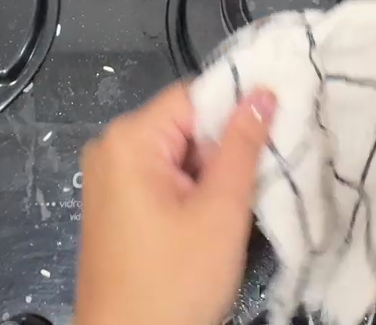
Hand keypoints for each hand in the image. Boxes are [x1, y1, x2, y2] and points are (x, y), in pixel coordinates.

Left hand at [73, 82, 275, 324]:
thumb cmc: (173, 284)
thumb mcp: (220, 211)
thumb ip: (243, 145)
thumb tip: (262, 91)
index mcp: (129, 138)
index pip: (194, 96)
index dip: (232, 113)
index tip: (267, 137)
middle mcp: (110, 147)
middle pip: (184, 124)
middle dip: (219, 150)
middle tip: (248, 185)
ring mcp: (108, 177)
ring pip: (177, 152)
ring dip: (207, 174)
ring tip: (226, 210)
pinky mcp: (113, 205)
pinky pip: (160, 177)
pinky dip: (188, 192)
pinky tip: (204, 223)